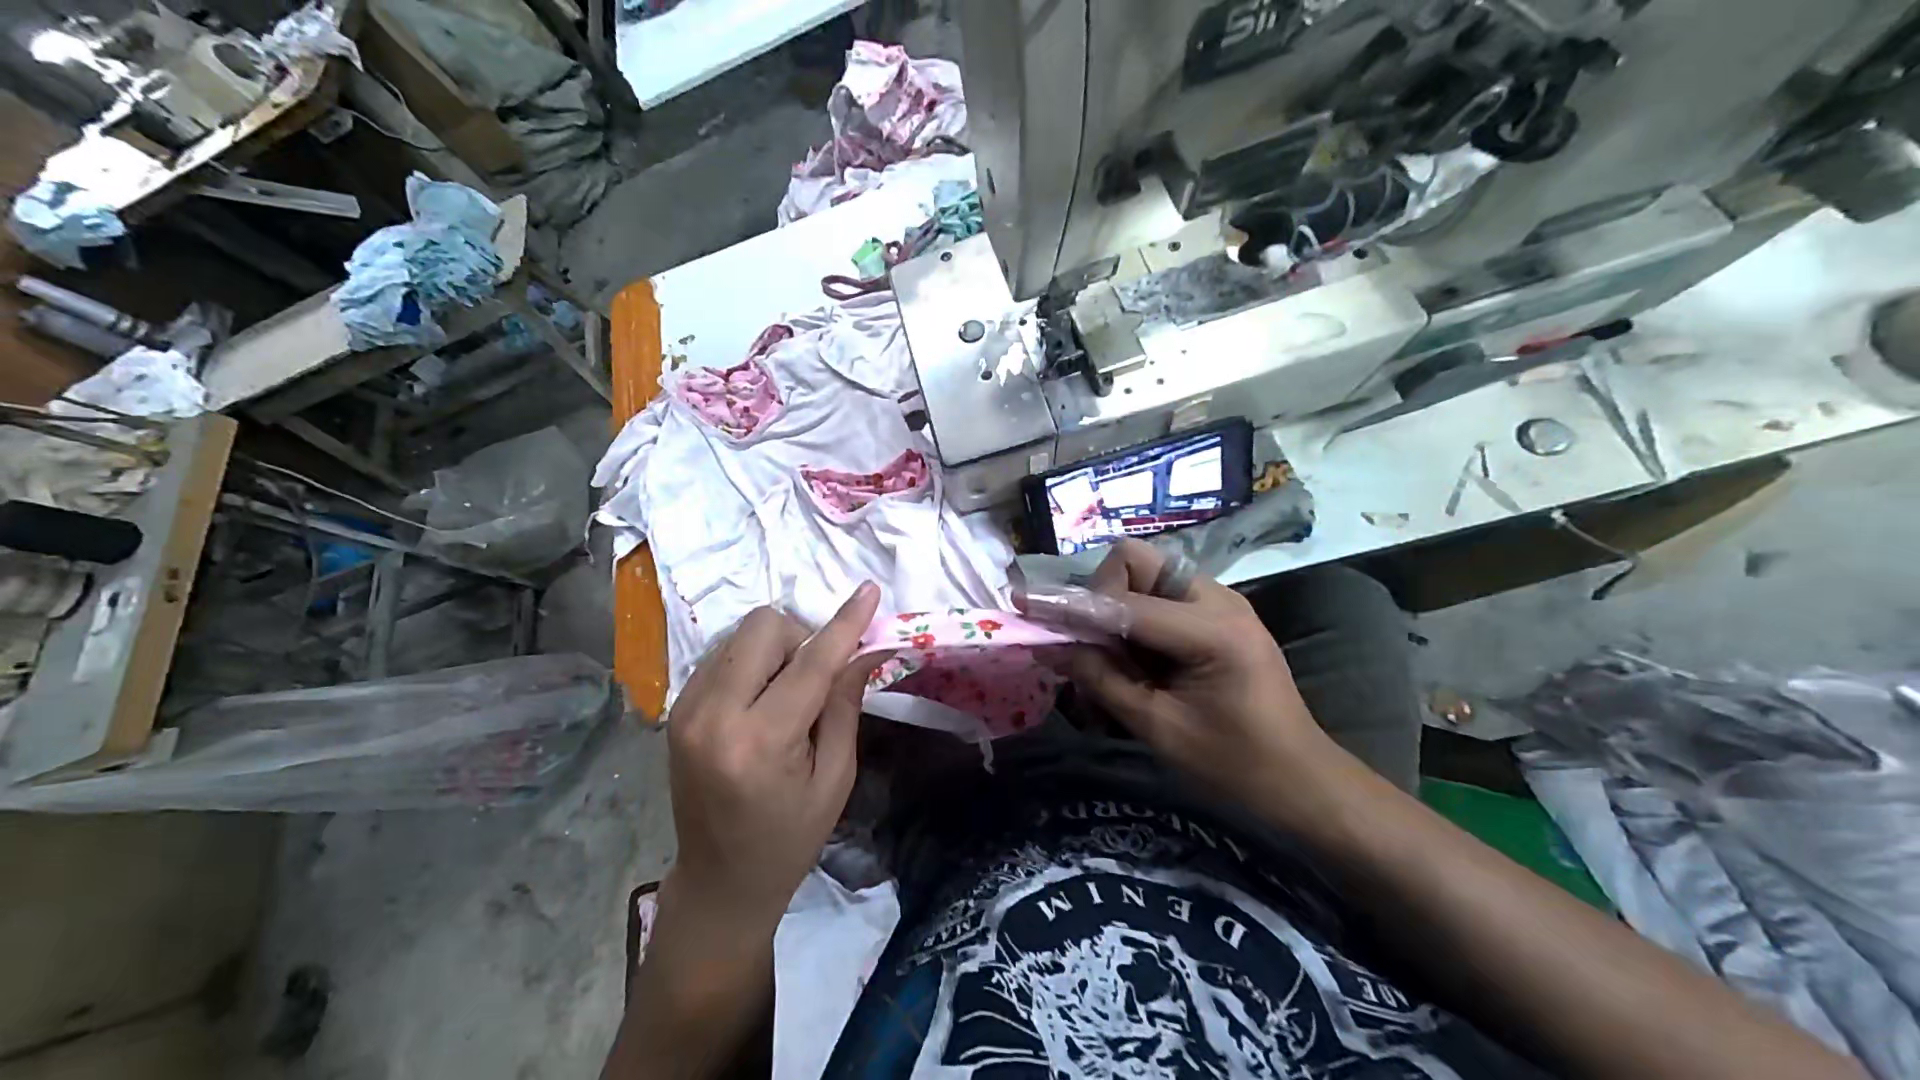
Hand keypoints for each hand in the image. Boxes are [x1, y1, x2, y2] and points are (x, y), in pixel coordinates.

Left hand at [663, 584, 884, 928]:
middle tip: (816, 678)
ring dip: (775, 650)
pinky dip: (751, 663)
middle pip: (763, 627)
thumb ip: (846, 704)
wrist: (719, 879)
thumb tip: (866, 648)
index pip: (811, 663)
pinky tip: (759, 701)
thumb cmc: (790, 836)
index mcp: (760, 741)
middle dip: (800, 637)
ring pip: (740, 635)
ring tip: (786, 695)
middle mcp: (713, 715)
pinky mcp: (676, 708)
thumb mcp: (835, 777)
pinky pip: (722, 655)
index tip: (868, 591)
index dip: (844, 624)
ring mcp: (686, 709)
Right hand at [1061, 540, 1334, 802]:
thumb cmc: (1234, 765)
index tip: (1029, 613)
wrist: (1300, 778)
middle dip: (1100, 596)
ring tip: (1114, 659)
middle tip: (1093, 648)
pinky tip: (1138, 659)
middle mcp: (1218, 598)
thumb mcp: (1158, 728)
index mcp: (1212, 630)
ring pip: (1144, 572)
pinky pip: (1160, 594)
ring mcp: (1220, 600)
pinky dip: (1135, 617)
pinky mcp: (1217, 611)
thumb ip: (1101, 680)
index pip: (1123, 602)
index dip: (1072, 609)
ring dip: (1116, 607)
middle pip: (1134, 561)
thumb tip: (1050, 646)